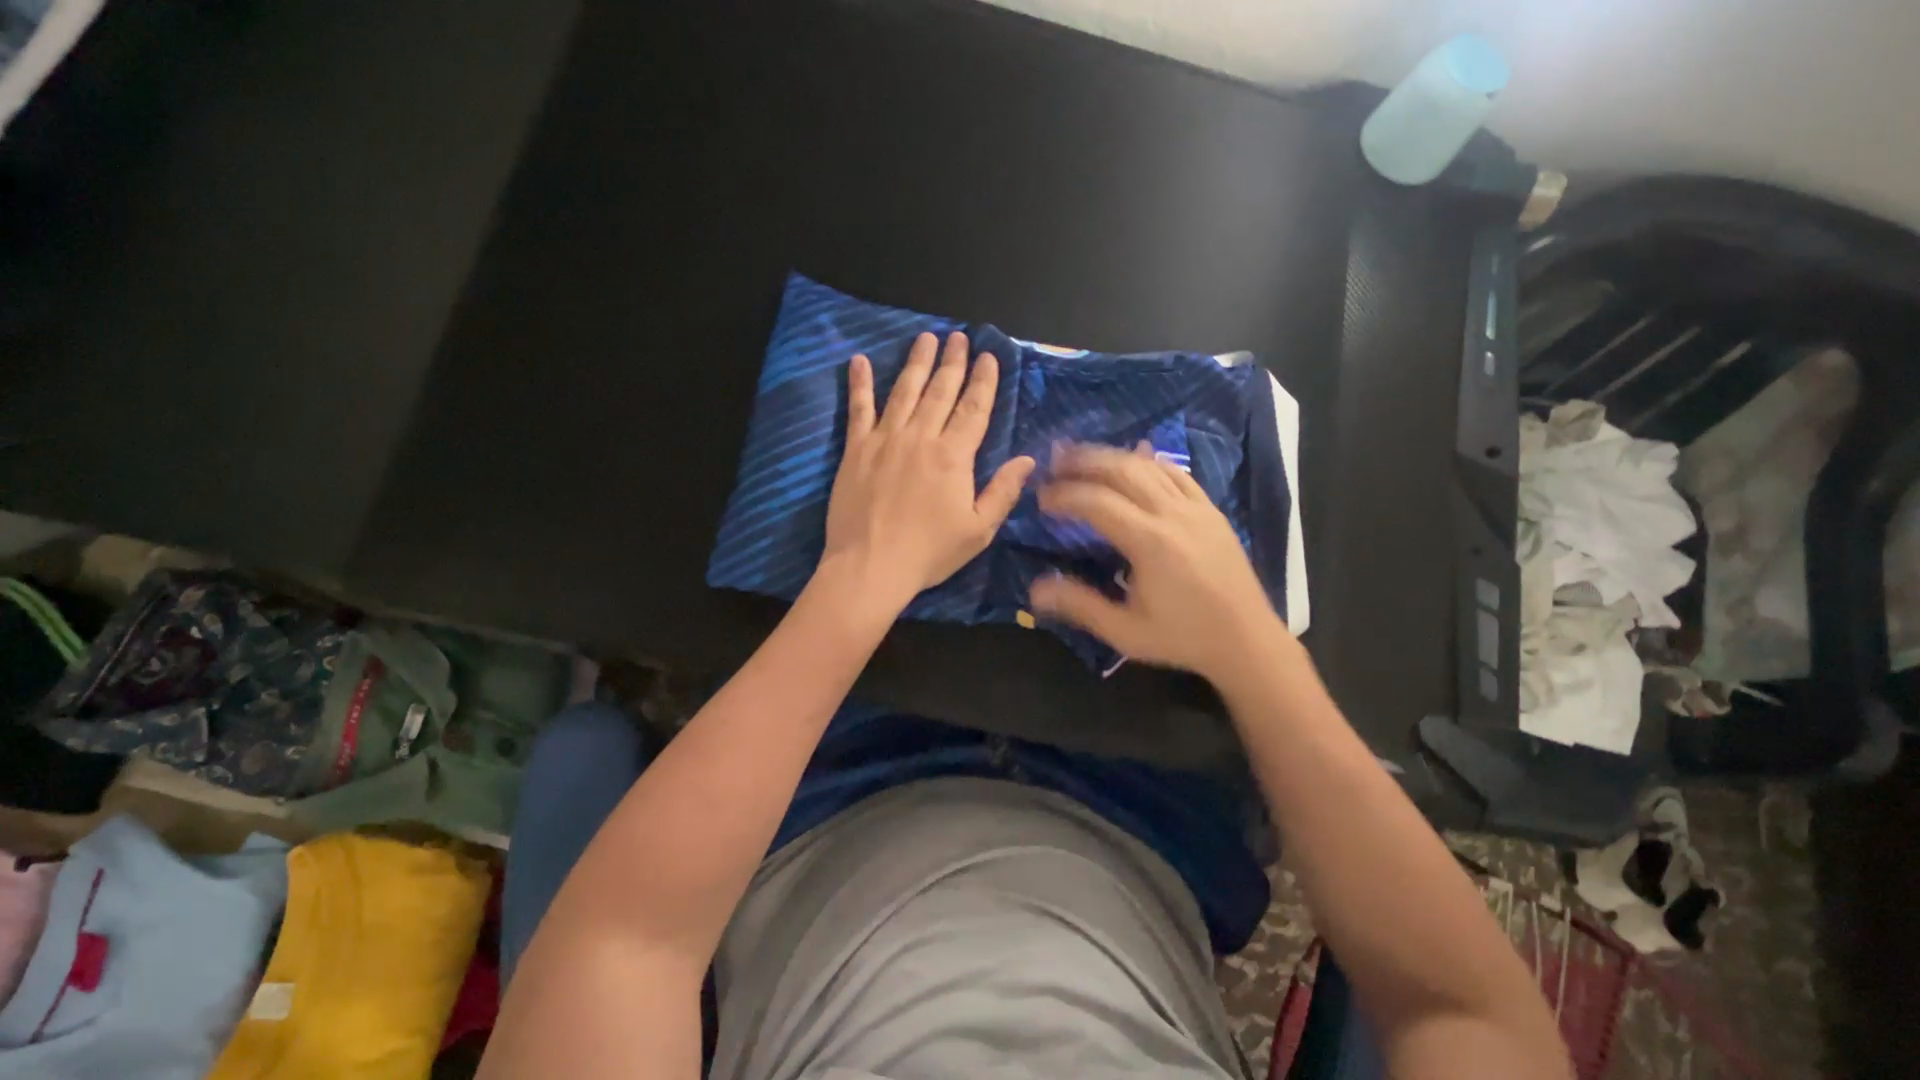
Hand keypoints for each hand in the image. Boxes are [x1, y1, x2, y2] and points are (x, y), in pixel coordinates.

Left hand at [821, 331, 1035, 610]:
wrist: (870, 565)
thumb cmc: (929, 553)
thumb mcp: (978, 530)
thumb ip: (1003, 491)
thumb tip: (1026, 459)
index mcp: (954, 456)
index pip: (974, 409)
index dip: (983, 381)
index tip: (989, 356)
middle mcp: (921, 438)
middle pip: (940, 391)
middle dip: (952, 362)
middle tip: (959, 337)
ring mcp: (885, 440)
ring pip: (904, 391)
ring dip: (916, 362)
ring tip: (925, 338)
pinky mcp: (856, 450)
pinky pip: (858, 409)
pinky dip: (860, 383)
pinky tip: (859, 361)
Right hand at [1029, 444, 1288, 683]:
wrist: (1245, 639)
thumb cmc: (1182, 637)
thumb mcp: (1125, 631)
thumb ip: (1080, 605)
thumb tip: (1035, 589)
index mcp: (1150, 542)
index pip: (1097, 503)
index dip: (1064, 495)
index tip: (1041, 499)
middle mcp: (1173, 514)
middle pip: (1122, 470)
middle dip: (1084, 462)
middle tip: (1054, 465)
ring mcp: (1196, 508)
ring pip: (1149, 465)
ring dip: (1112, 457)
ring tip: (1083, 458)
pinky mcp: (1211, 510)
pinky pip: (1177, 473)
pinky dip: (1149, 462)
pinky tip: (1133, 460)